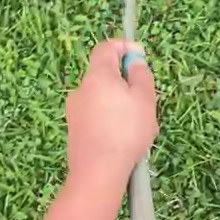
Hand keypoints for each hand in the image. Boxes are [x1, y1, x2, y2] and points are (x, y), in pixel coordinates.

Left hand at [65, 39, 157, 192]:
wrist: (98, 172)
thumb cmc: (126, 131)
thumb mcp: (144, 99)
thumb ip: (141, 75)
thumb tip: (134, 60)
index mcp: (98, 75)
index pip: (106, 47)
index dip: (123, 47)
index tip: (140, 57)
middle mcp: (81, 88)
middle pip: (104, 73)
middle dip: (124, 80)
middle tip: (144, 97)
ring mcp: (75, 110)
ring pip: (100, 96)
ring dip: (118, 101)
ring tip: (136, 123)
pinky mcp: (75, 129)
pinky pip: (95, 114)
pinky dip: (109, 118)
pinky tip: (122, 137)